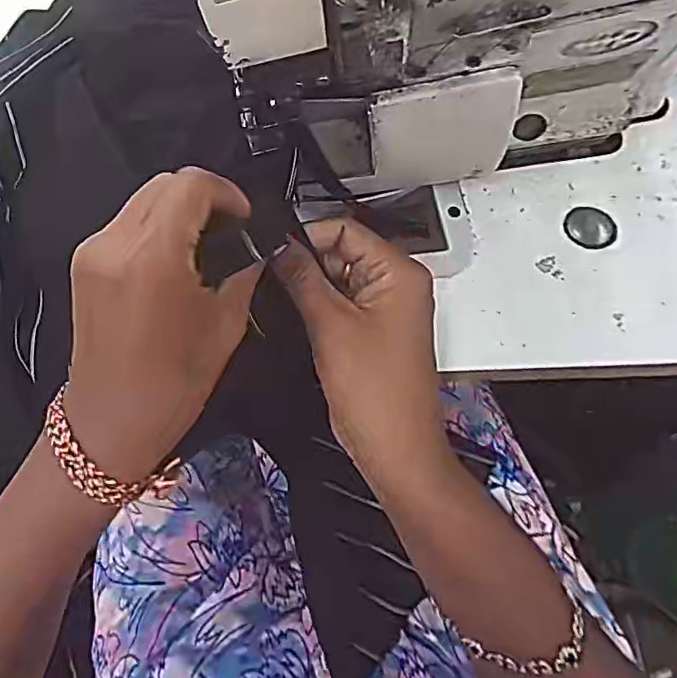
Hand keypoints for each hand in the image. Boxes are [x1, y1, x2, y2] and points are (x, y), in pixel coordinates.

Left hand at [62, 167, 261, 482]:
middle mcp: (115, 245)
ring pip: (145, 196)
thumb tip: (254, 240)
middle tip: (229, 226)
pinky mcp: (84, 260)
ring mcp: (93, 250)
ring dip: (179, 207)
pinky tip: (175, 255)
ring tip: (203, 242)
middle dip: (204, 196)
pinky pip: (128, 220)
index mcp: (152, 258)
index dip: (227, 193)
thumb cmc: (168, 387)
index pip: (191, 185)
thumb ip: (243, 268)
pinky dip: (157, 224)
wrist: (109, 422)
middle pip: (166, 181)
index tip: (243, 216)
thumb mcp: (224, 324)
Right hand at [275, 217, 447, 480]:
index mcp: (399, 272)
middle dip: (307, 262)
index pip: (346, 229)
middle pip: (342, 250)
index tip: (277, 248)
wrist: (395, 448)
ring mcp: (386, 306)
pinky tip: (304, 318)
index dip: (308, 236)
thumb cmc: (380, 396)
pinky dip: (320, 305)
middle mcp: (398, 284)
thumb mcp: (330, 325)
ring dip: (311, 285)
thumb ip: (301, 278)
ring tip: (290, 302)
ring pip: (338, 276)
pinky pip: (342, 300)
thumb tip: (281, 247)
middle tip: (276, 276)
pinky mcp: (373, 327)